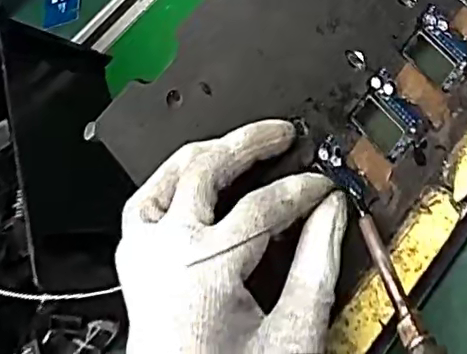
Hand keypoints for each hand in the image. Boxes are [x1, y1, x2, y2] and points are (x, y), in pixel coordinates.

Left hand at [117, 119, 348, 353]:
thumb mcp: (291, 337)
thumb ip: (316, 265)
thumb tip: (332, 211)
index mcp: (203, 271)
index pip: (263, 205)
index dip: (302, 189)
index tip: (326, 188)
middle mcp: (165, 256)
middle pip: (206, 170)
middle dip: (251, 142)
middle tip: (284, 134)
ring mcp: (142, 263)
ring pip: (166, 178)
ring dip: (207, 153)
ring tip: (240, 143)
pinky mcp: (134, 273)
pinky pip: (144, 206)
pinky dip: (172, 182)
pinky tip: (195, 179)